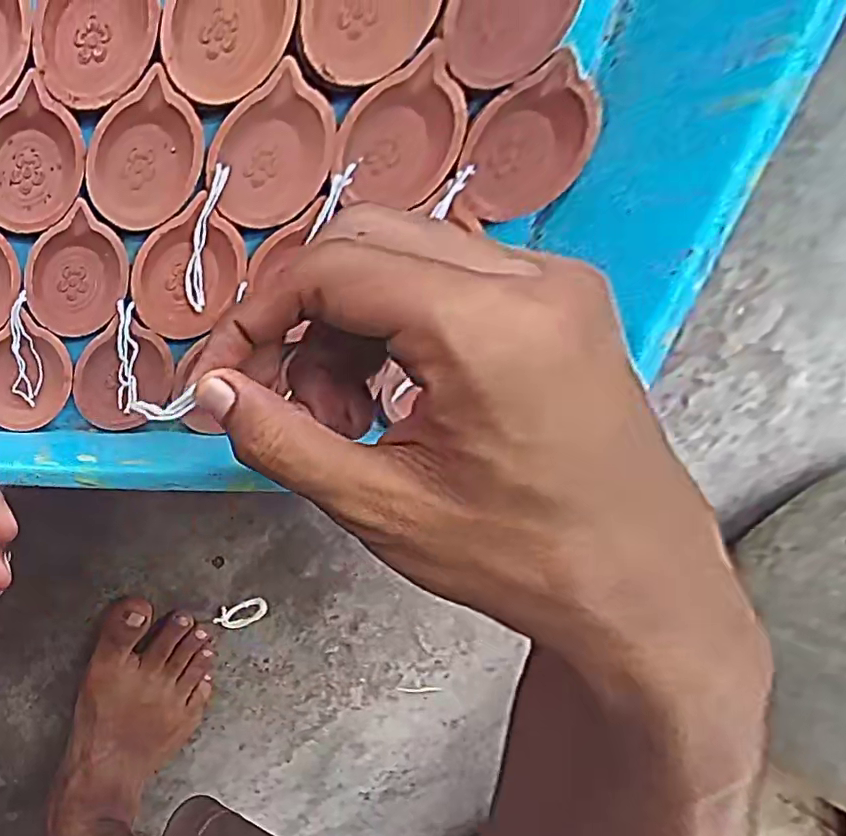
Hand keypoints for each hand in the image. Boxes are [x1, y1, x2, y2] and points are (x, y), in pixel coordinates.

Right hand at [186, 205, 755, 684]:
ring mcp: (543, 284)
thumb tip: (209, 391)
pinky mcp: (543, 305)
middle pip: (358, 242)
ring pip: (388, 260)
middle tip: (271, 396)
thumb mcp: (372, 504)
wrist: (635, 583)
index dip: (253, 319)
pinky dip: (373, 334)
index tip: (216, 380)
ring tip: (334, 419)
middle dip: (292, 317)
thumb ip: (277, 439)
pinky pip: (426, 285)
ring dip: (332, 332)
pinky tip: (374, 403)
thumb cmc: (509, 554)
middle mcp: (526, 277)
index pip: (332, 269)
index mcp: (488, 324)